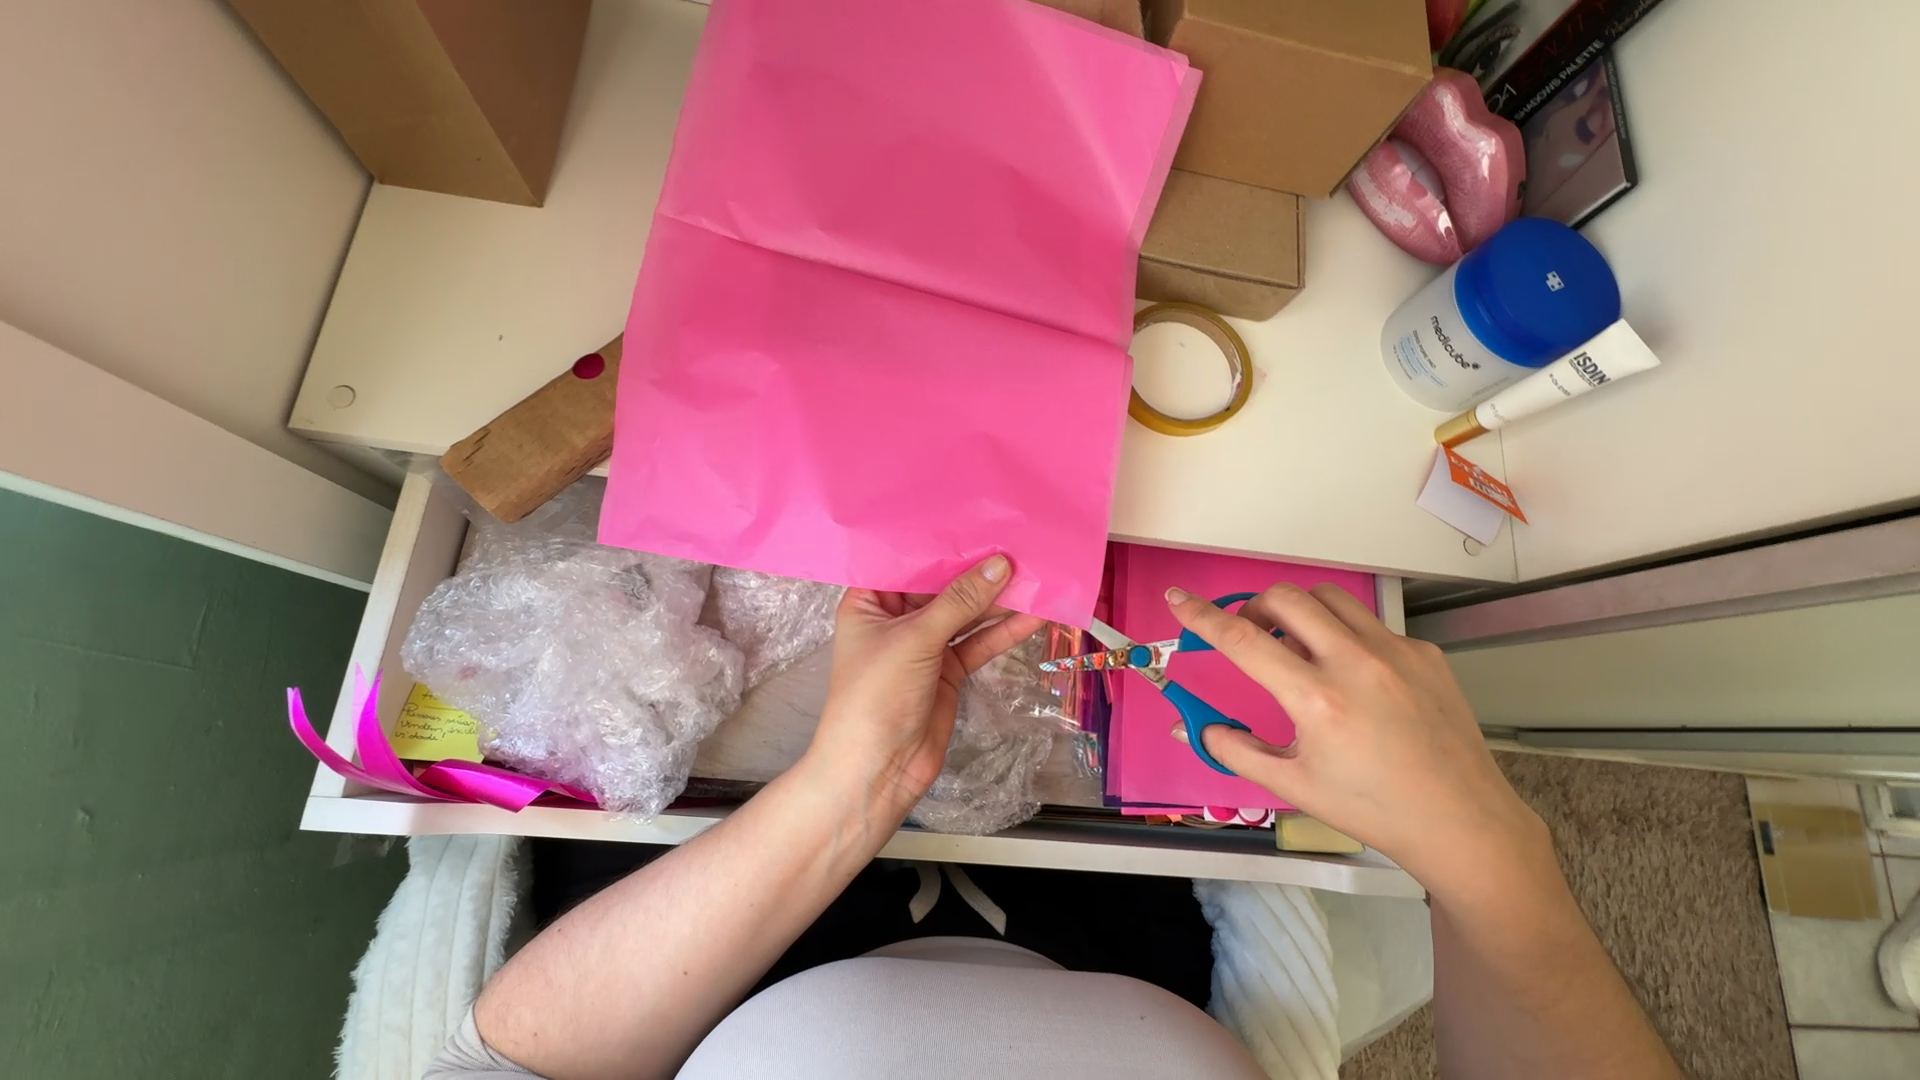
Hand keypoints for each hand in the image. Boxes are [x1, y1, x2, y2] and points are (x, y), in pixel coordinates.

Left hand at [804, 556, 1046, 820]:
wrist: (878, 769)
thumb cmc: (876, 694)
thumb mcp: (915, 638)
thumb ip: (959, 601)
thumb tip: (1000, 564)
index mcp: (870, 601)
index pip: (906, 560)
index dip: (940, 541)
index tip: (977, 517)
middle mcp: (896, 617)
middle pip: (941, 585)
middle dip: (976, 569)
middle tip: (1017, 540)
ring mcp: (924, 644)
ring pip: (965, 613)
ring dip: (997, 599)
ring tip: (1036, 572)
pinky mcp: (948, 669)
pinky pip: (979, 642)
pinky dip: (1004, 631)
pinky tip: (1034, 614)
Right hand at [1166, 584, 1546, 889]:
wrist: (1462, 822)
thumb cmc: (1371, 808)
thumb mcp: (1293, 786)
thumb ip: (1235, 750)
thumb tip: (1192, 726)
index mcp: (1317, 700)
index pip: (1243, 640)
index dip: (1202, 615)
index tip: (1177, 597)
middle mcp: (1355, 663)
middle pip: (1286, 598)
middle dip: (1254, 607)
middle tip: (1251, 635)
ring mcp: (1396, 652)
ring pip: (1329, 598)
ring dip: (1299, 612)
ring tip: (1299, 648)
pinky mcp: (1425, 653)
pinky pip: (1369, 624)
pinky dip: (1345, 635)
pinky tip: (1355, 676)